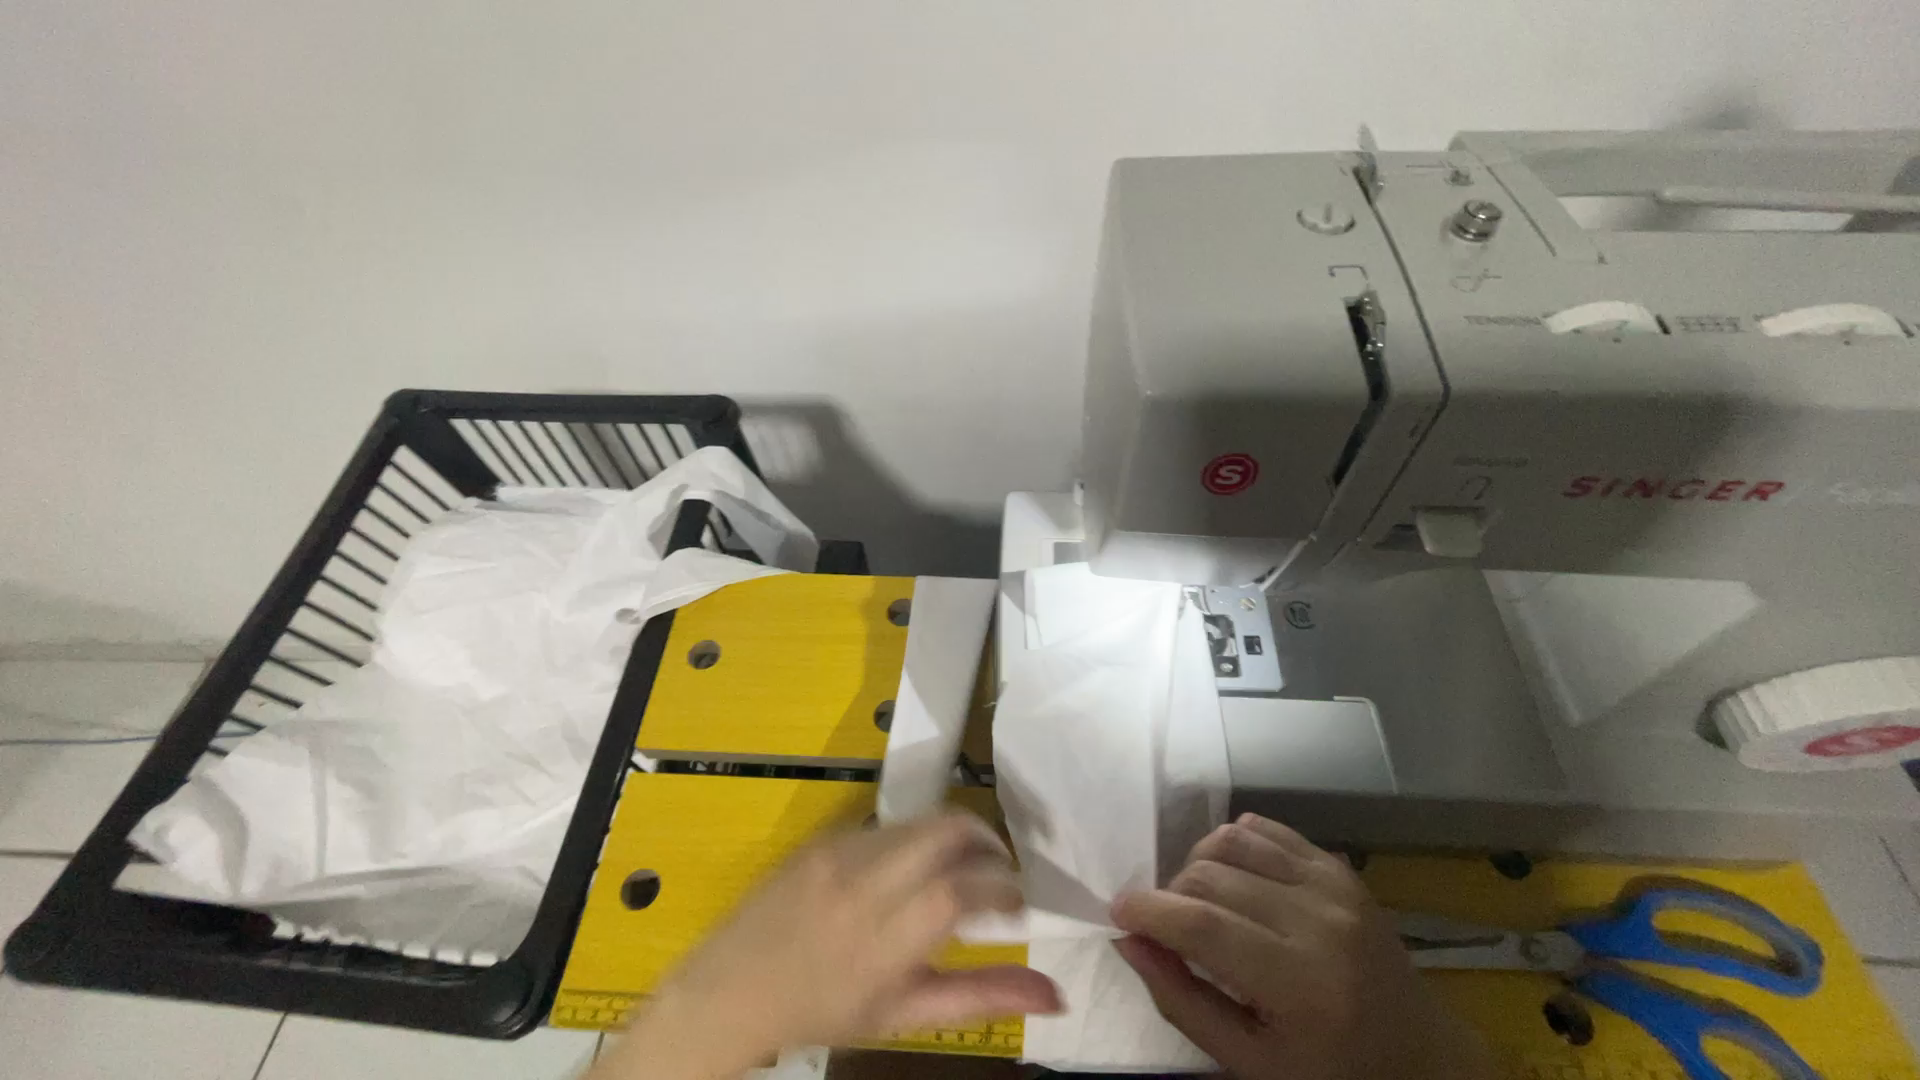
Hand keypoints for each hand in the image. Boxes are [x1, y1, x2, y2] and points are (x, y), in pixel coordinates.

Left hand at [599, 812, 1061, 1079]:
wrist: (734, 986)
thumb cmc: (825, 1010)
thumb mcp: (905, 1014)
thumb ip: (983, 997)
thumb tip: (1057, 994)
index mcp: (887, 940)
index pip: (963, 888)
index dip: (1003, 885)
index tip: (1018, 902)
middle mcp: (866, 884)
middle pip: (947, 830)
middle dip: (988, 841)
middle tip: (999, 871)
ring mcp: (841, 852)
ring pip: (921, 821)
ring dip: (953, 836)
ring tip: (961, 867)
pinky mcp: (825, 836)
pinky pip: (888, 824)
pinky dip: (915, 838)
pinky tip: (910, 868)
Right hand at [1111, 814, 1494, 1079]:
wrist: (1423, 1058)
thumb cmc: (1331, 1072)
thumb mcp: (1250, 1063)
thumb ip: (1183, 1001)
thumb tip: (1129, 941)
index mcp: (1300, 984)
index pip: (1201, 924)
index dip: (1147, 910)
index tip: (1118, 912)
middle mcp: (1319, 921)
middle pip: (1210, 875)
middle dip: (1170, 895)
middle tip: (1167, 927)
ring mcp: (1334, 886)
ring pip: (1231, 839)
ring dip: (1198, 864)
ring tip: (1200, 901)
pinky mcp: (1340, 868)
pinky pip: (1266, 829)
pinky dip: (1234, 843)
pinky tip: (1233, 879)